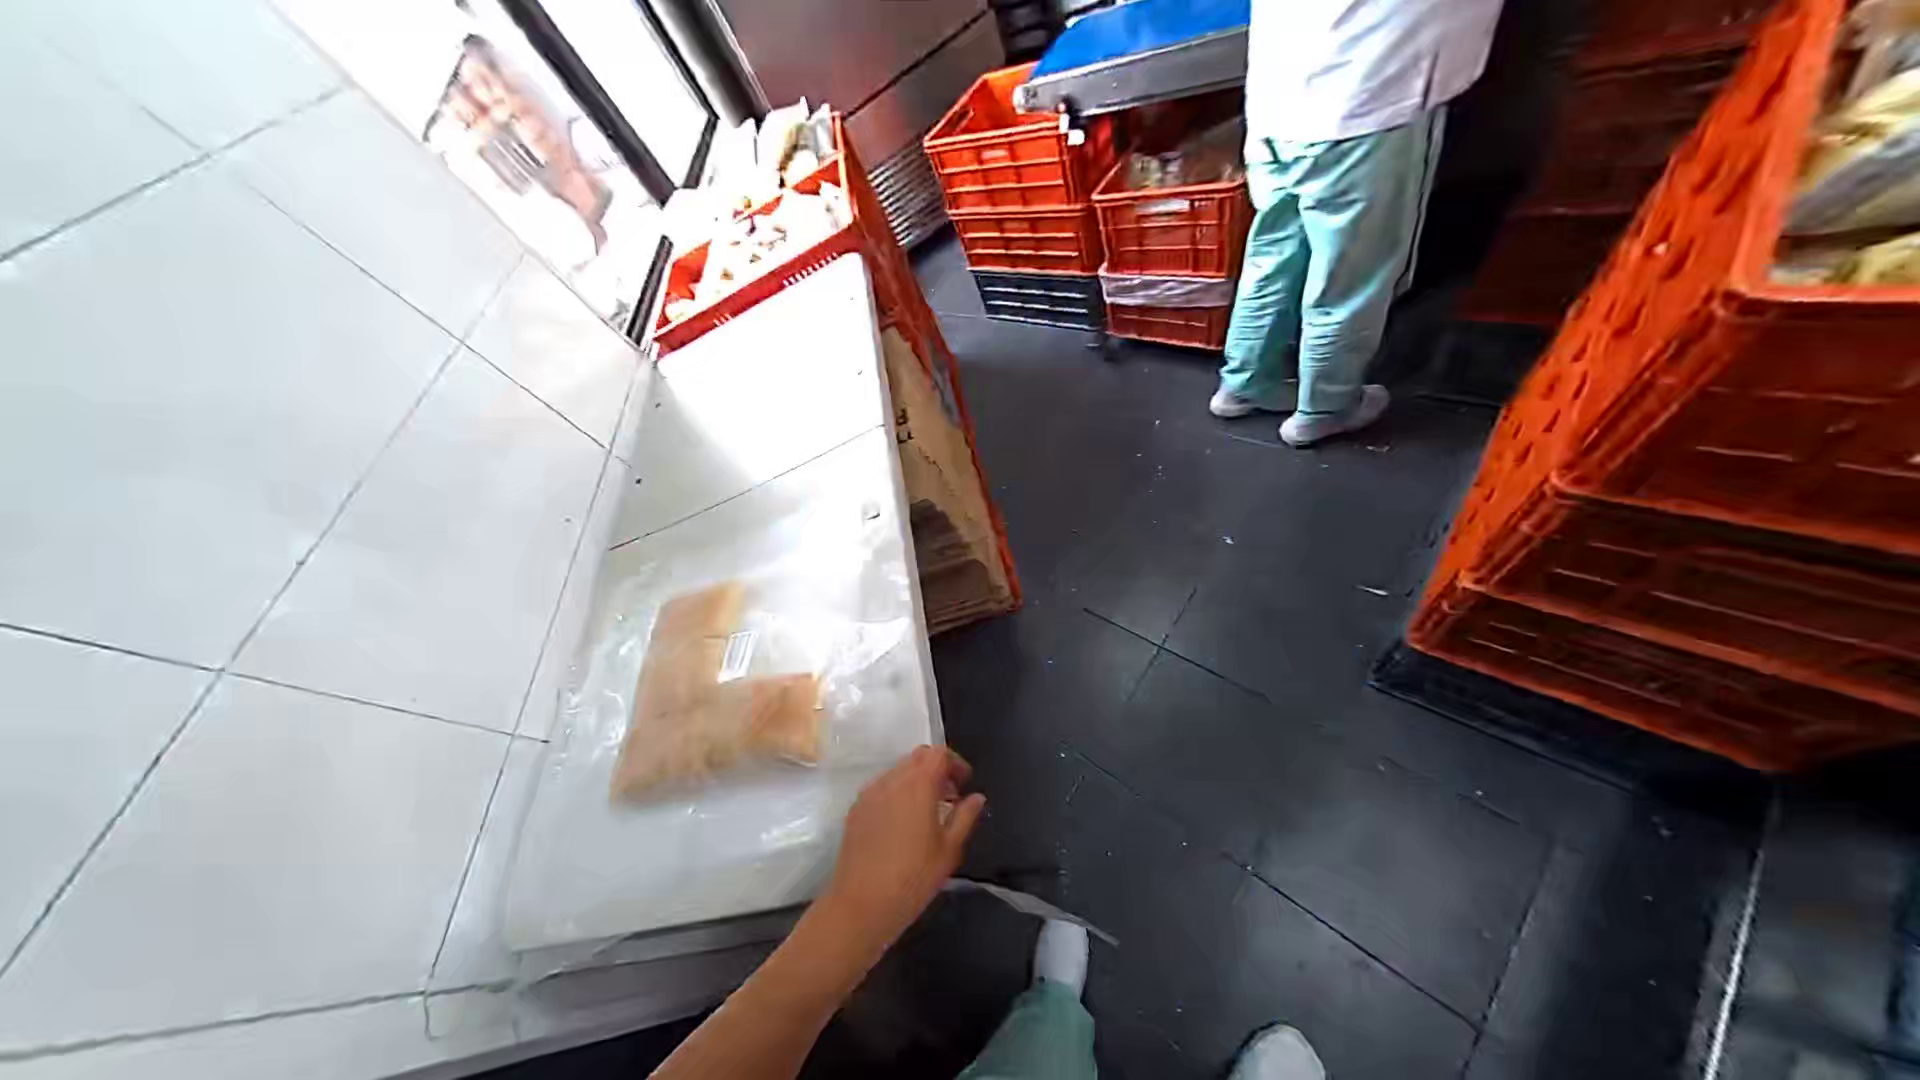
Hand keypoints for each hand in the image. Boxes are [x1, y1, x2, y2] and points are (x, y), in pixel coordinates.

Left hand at [818, 745, 985, 950]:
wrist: (860, 904)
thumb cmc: (913, 877)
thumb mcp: (949, 850)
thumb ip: (965, 817)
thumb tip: (976, 797)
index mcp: (918, 784)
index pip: (938, 753)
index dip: (955, 763)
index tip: (964, 785)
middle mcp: (892, 780)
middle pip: (917, 758)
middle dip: (936, 770)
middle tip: (949, 797)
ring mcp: (870, 793)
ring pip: (898, 772)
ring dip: (916, 781)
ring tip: (927, 812)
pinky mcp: (855, 809)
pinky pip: (881, 788)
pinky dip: (896, 794)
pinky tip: (901, 825)